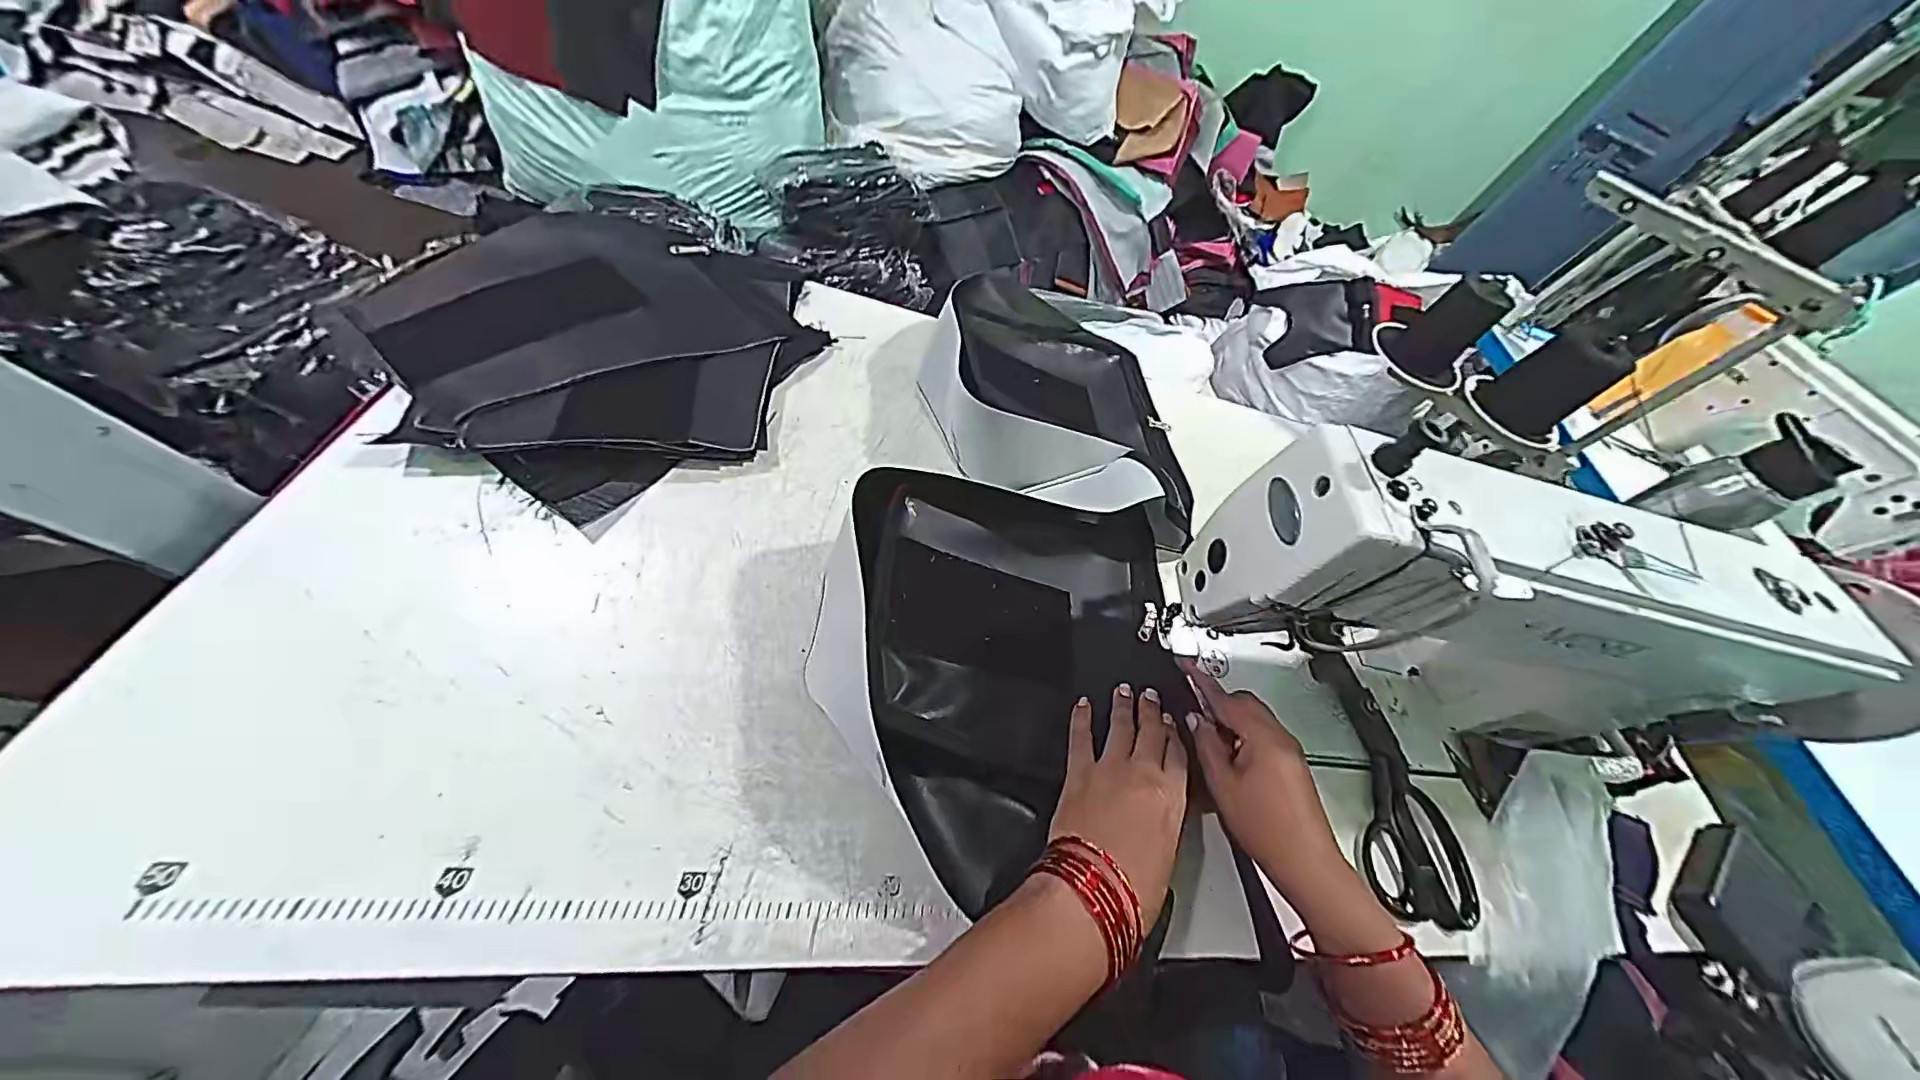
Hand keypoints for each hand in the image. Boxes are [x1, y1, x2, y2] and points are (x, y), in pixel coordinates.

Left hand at [1047, 684, 1188, 930]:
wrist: (1093, 888)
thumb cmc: (1134, 887)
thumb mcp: (1169, 854)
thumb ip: (1167, 823)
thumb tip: (1161, 817)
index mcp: (1171, 796)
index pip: (1179, 755)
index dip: (1176, 735)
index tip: (1173, 722)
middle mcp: (1142, 774)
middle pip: (1151, 733)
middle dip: (1152, 711)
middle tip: (1151, 696)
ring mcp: (1108, 769)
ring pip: (1119, 726)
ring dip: (1122, 706)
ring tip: (1124, 691)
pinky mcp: (1078, 773)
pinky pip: (1081, 737)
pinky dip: (1081, 718)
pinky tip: (1082, 706)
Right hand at [1179, 661, 1348, 899]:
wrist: (1305, 862)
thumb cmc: (1269, 831)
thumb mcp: (1222, 785)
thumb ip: (1206, 745)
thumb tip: (1196, 721)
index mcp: (1263, 738)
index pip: (1226, 698)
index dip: (1201, 682)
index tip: (1187, 667)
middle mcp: (1281, 739)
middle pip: (1244, 703)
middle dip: (1218, 704)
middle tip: (1194, 713)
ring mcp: (1289, 751)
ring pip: (1254, 719)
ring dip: (1230, 722)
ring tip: (1209, 742)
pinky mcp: (1292, 764)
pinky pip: (1263, 736)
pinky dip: (1243, 737)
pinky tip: (1229, 758)